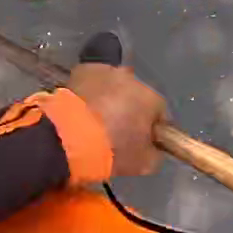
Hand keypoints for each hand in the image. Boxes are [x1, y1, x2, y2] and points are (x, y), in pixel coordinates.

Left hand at [66, 62, 164, 176]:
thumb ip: (154, 151)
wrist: (72, 136)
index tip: (142, 140)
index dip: (152, 127)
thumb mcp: (144, 162)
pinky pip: (93, 80)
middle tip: (117, 129)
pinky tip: (83, 107)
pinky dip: (91, 91)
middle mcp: (133, 78)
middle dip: (131, 109)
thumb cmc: (113, 149)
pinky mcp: (84, 69)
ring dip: (110, 98)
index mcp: (151, 98)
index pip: (160, 112)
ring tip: (96, 118)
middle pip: (137, 95)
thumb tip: (152, 145)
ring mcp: (107, 71)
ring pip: (114, 85)